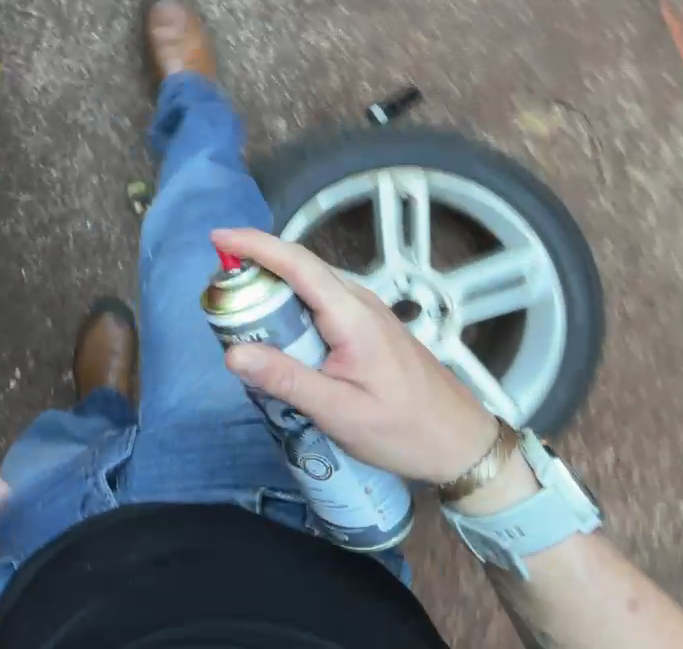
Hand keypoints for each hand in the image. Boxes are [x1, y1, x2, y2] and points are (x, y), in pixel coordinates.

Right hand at [214, 227, 498, 484]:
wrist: (464, 446)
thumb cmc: (403, 430)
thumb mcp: (339, 412)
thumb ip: (285, 379)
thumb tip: (231, 354)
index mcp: (352, 316)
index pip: (297, 264)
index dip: (255, 244)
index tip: (218, 237)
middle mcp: (360, 301)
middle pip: (301, 265)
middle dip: (255, 261)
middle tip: (218, 281)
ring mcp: (367, 311)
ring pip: (311, 280)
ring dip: (273, 280)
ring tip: (238, 300)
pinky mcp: (369, 325)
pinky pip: (321, 297)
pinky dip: (290, 298)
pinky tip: (276, 323)